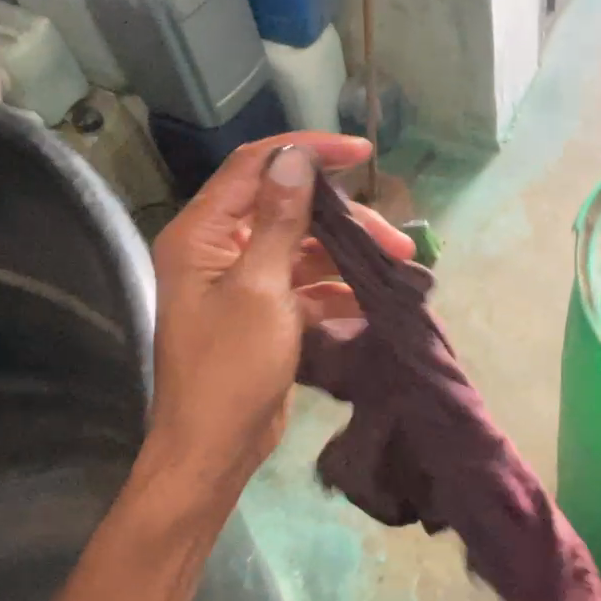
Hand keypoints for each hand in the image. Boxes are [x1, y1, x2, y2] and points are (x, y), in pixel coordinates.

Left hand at [134, 133, 413, 505]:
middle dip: (345, 221)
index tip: (360, 153)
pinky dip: (337, 292)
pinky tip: (371, 303)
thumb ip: (280, 221)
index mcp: (203, 234)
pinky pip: (306, 287)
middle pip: (289, 210)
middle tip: (398, 242)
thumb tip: (295, 158)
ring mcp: (244, 283)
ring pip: (304, 250)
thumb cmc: (229, 369)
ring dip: (348, 258)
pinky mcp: (265, 314)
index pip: (257, 168)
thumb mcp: (260, 290)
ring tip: (397, 271)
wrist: (214, 449)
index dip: (308, 152)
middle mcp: (220, 249)